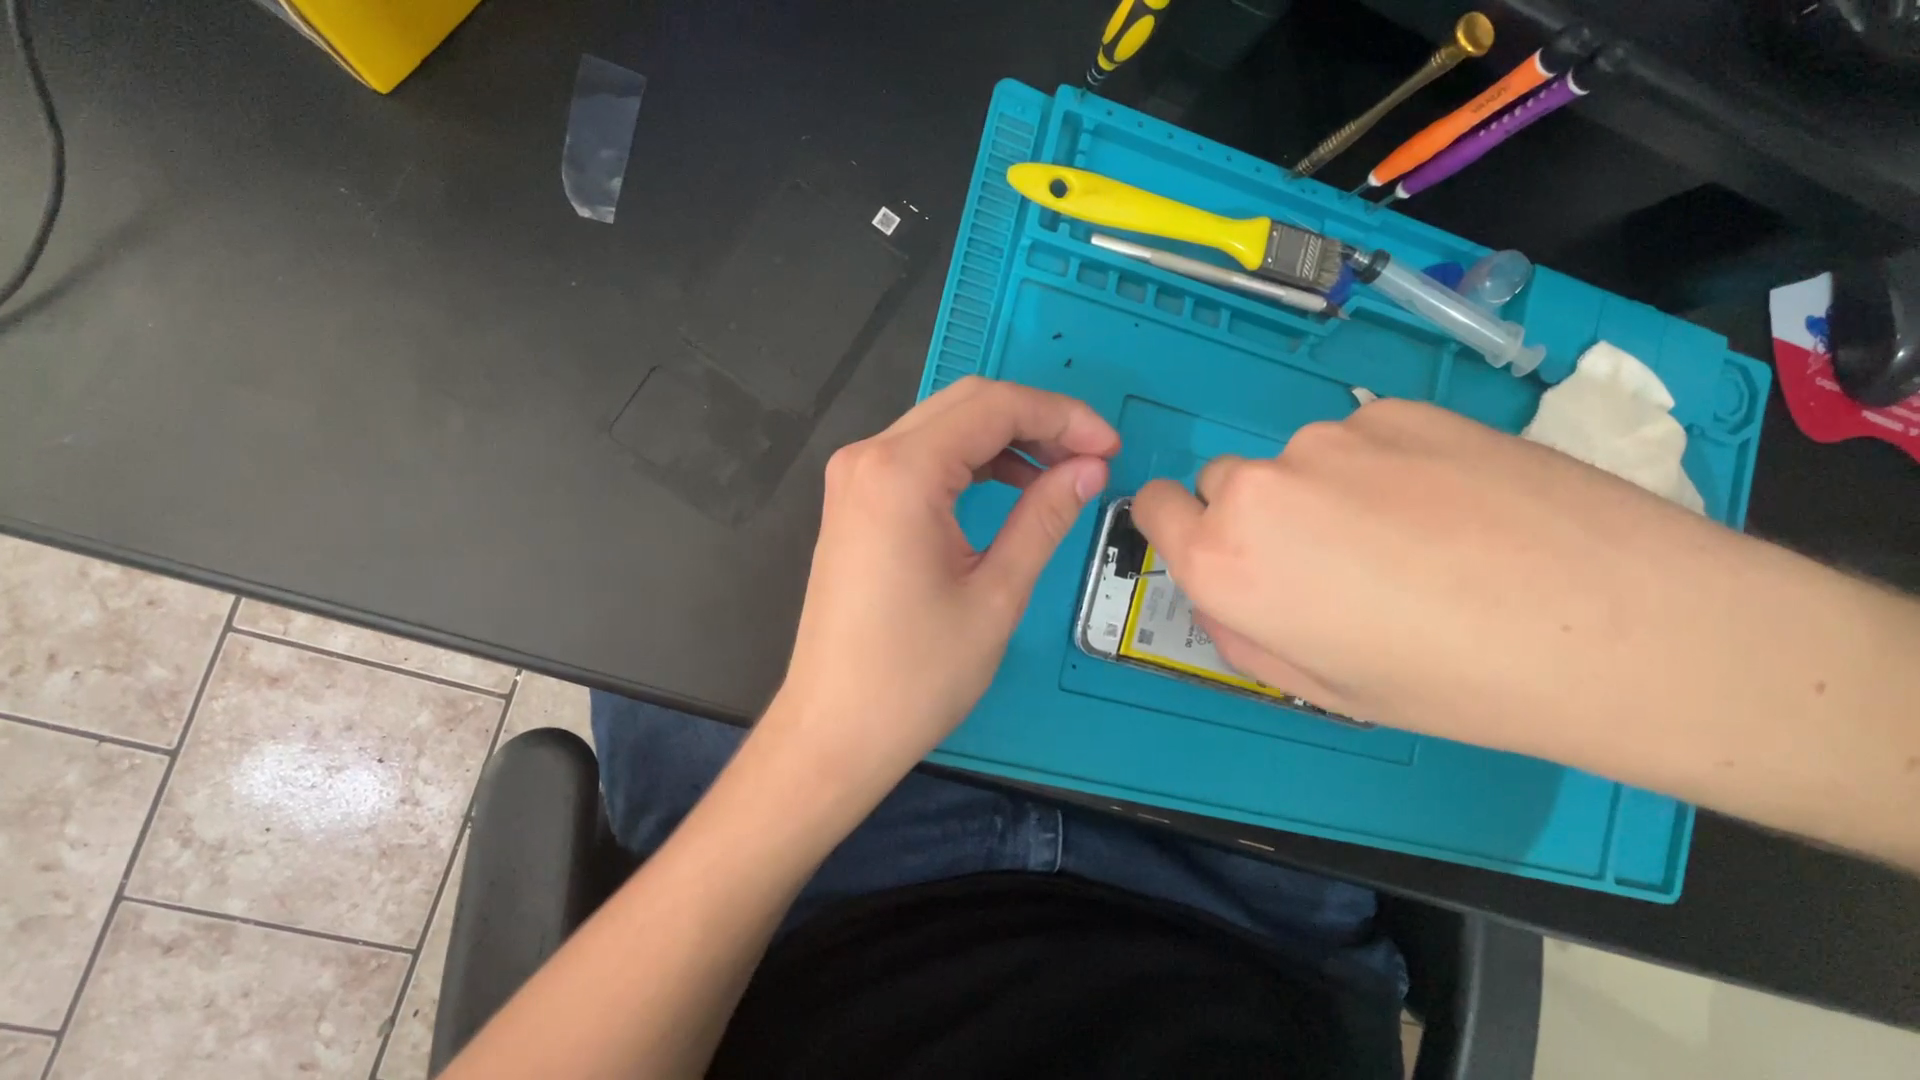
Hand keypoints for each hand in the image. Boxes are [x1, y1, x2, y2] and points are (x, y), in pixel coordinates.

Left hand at [765, 377, 1118, 797]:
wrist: (836, 731)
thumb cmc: (916, 675)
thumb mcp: (996, 594)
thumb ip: (1044, 517)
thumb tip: (1091, 468)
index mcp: (902, 472)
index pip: (995, 406)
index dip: (1063, 417)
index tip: (1112, 445)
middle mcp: (869, 457)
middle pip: (967, 404)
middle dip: (1038, 421)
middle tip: (1093, 458)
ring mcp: (854, 479)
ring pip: (944, 427)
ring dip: (1006, 440)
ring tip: (1062, 474)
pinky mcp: (854, 503)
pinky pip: (920, 458)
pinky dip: (970, 463)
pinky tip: (1011, 488)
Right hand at [1130, 398, 1746, 746]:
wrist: (1611, 623)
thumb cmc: (1449, 683)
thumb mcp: (1320, 688)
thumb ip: (1243, 632)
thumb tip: (1228, 589)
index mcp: (1225, 561)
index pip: (1154, 507)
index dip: (1183, 530)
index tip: (1226, 554)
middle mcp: (1260, 486)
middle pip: (1224, 483)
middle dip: (1256, 517)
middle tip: (1333, 561)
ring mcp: (1332, 437)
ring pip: (1299, 461)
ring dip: (1326, 490)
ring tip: (1413, 535)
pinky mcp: (1399, 408)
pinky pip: (1362, 437)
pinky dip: (1384, 464)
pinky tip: (1452, 503)